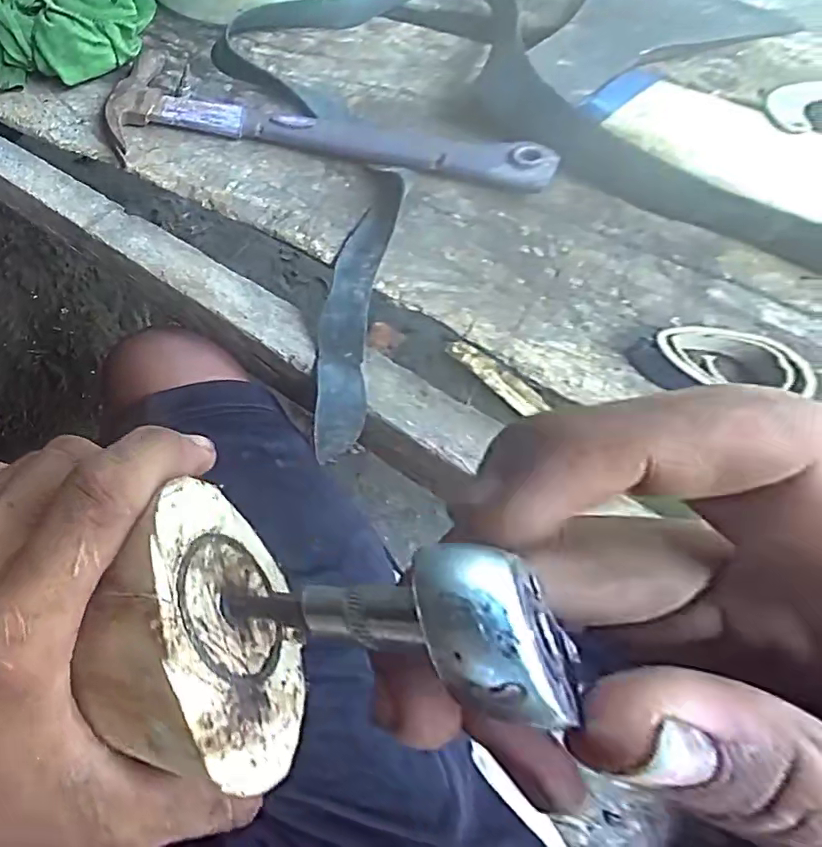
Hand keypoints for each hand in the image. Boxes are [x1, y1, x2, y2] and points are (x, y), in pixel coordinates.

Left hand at [0, 428, 257, 846]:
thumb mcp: (99, 815)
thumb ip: (190, 794)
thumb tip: (259, 768)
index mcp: (18, 619)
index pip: (94, 498)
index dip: (153, 457)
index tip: (199, 455)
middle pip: (61, 463)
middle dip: (124, 459)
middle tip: (168, 491)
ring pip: (23, 463)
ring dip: (79, 466)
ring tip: (118, 502)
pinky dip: (33, 480)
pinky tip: (54, 514)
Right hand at [373, 386, 821, 843]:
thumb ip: (806, 766)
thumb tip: (618, 721)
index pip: (720, 440)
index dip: (580, 457)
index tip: (488, 524)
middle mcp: (752, 567)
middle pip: (574, 547)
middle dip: (476, 606)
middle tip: (421, 686)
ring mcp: (684, 625)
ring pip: (529, 606)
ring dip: (467, 660)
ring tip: (437, 726)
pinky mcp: (640, 675)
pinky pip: (543, 661)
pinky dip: (498, 693)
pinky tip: (503, 744)